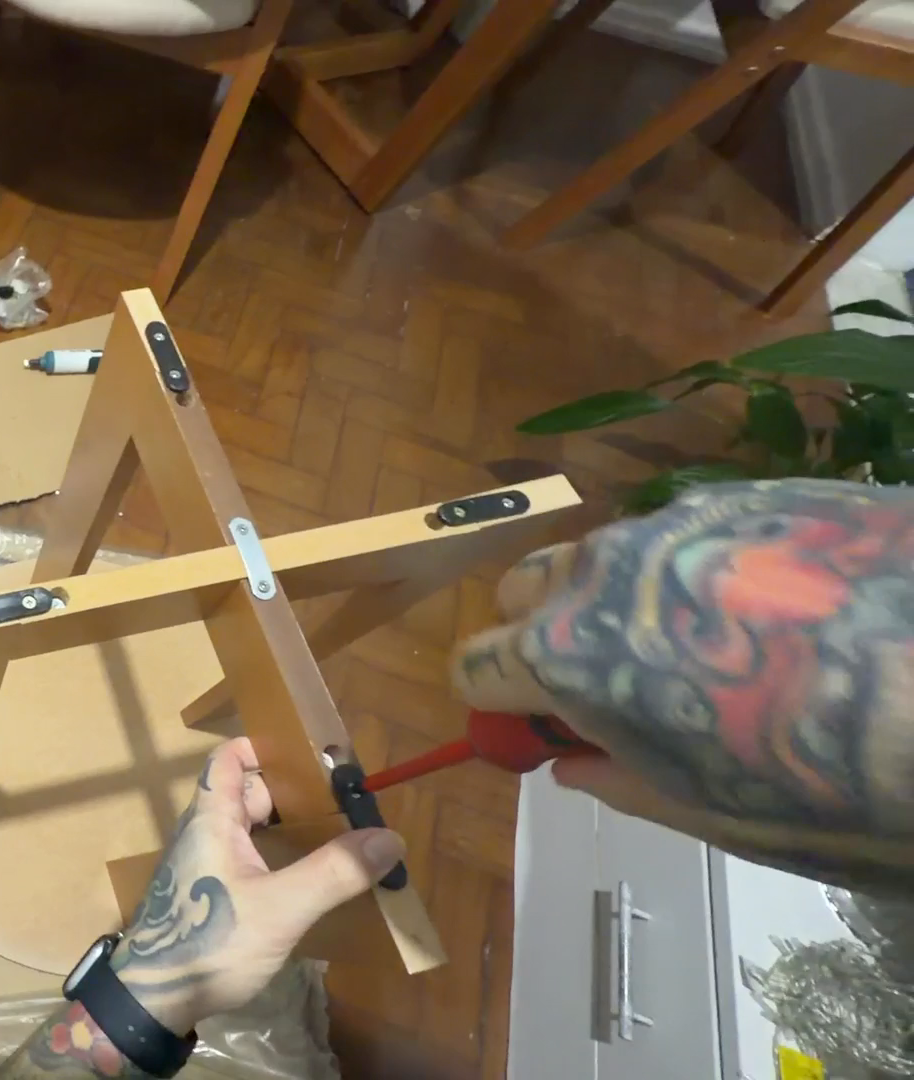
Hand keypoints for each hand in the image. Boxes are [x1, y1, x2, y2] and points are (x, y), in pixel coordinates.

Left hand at [109, 737, 405, 1031]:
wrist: (158, 993)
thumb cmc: (211, 938)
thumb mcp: (280, 908)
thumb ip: (332, 873)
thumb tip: (387, 837)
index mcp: (212, 817)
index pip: (227, 760)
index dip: (260, 746)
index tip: (307, 752)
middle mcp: (206, 830)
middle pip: (248, 793)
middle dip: (293, 793)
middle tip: (346, 804)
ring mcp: (207, 860)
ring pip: (251, 828)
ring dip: (289, 828)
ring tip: (341, 838)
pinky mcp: (212, 889)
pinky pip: (250, 857)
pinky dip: (280, 856)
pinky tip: (311, 878)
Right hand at [453, 479, 913, 890]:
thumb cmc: (847, 780)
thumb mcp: (715, 812)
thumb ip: (613, 778)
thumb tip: (567, 760)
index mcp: (564, 657)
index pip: (471, 669)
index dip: (498, 702)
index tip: (545, 724)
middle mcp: (591, 577)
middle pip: (517, 594)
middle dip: (542, 632)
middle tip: (621, 674)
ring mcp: (663, 527)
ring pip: (595, 557)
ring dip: (616, 596)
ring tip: (717, 635)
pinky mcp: (739, 496)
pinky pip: (678, 532)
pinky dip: (695, 568)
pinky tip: (785, 602)